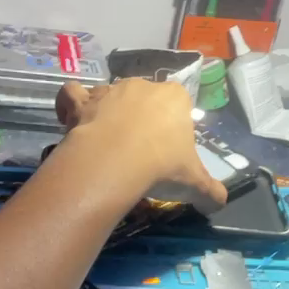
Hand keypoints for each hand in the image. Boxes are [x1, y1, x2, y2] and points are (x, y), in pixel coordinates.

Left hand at [54, 80, 227, 211]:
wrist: (115, 163)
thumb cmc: (162, 166)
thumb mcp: (195, 183)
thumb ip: (211, 191)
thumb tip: (218, 203)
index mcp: (175, 98)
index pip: (179, 103)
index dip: (173, 124)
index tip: (168, 148)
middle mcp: (141, 86)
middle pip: (143, 97)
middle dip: (141, 118)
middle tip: (138, 150)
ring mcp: (109, 90)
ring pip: (109, 94)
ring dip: (108, 111)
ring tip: (106, 142)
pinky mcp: (81, 101)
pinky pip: (72, 94)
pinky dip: (70, 104)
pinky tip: (72, 120)